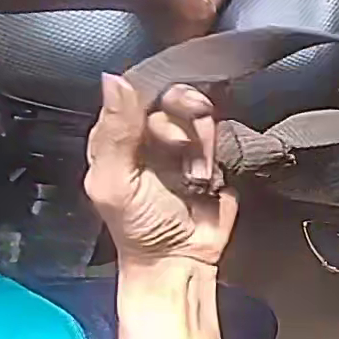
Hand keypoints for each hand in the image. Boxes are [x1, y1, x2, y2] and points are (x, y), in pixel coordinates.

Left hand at [85, 73, 237, 266]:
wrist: (180, 259)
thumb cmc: (138, 226)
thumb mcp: (114, 180)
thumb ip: (116, 132)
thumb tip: (115, 80)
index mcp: (119, 135)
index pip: (135, 92)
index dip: (153, 92)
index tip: (167, 103)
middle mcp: (153, 136)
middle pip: (174, 99)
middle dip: (184, 113)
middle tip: (184, 141)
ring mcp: (187, 148)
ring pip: (202, 118)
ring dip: (202, 143)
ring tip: (195, 174)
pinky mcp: (216, 162)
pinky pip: (223, 141)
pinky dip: (219, 155)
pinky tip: (208, 177)